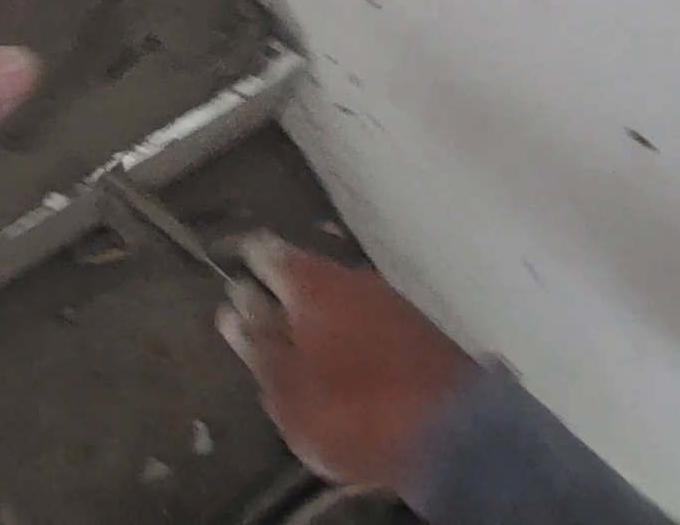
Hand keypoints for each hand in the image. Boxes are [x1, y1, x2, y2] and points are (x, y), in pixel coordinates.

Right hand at [218, 233, 474, 497]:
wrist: (451, 430)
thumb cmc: (352, 408)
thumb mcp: (287, 389)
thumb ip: (258, 344)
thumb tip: (234, 307)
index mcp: (309, 281)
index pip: (265, 250)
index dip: (243, 256)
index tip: (227, 265)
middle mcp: (347, 274)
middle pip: (303, 269)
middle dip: (280, 285)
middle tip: (258, 309)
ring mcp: (385, 295)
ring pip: (336, 291)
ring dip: (315, 309)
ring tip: (298, 338)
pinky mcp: (412, 323)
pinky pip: (363, 313)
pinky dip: (345, 325)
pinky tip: (341, 351)